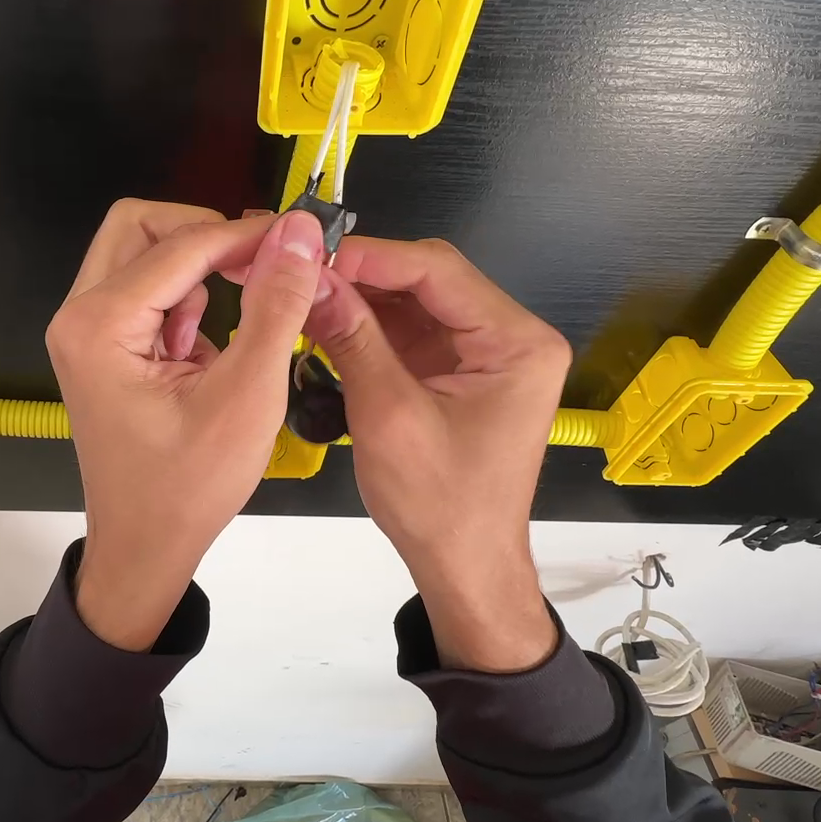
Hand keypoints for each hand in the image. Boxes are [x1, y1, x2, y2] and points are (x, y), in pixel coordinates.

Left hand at [47, 200, 325, 650]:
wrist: (144, 548)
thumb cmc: (191, 485)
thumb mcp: (247, 394)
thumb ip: (275, 305)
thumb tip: (298, 231)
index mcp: (100, 324)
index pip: (181, 245)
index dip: (246, 234)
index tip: (300, 236)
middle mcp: (77, 316)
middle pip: (140, 228)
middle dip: (204, 234)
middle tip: (260, 263)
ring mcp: (83, 332)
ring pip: (138, 255)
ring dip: (193, 269)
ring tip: (239, 315)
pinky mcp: (99, 347)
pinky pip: (140, 293)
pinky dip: (181, 302)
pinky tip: (206, 347)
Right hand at [302, 237, 569, 671]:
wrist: (463, 566)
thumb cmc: (438, 502)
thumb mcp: (389, 416)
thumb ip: (352, 339)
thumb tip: (312, 279)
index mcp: (516, 343)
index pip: (438, 271)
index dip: (372, 257)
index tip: (313, 255)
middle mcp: (509, 337)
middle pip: (430, 280)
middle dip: (365, 275)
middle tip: (304, 273)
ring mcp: (483, 354)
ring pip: (415, 303)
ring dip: (362, 299)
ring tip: (307, 294)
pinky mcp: (457, 372)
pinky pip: (410, 332)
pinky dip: (369, 327)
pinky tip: (328, 322)